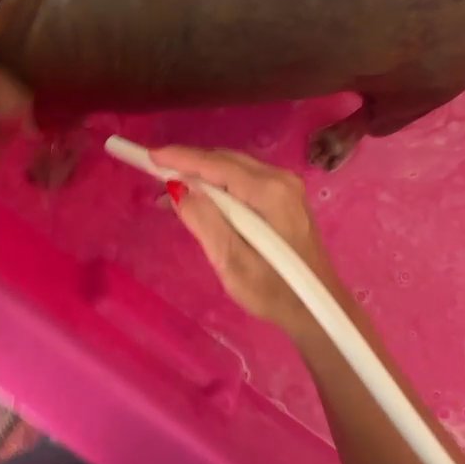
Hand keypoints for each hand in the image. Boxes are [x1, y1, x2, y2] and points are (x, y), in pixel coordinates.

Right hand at [149, 146, 343, 338]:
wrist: (316, 308)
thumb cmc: (273, 292)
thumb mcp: (232, 263)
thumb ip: (204, 221)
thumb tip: (177, 188)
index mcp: (268, 192)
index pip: (216, 164)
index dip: (180, 158)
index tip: (148, 155)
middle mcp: (280, 179)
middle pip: (224, 161)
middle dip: (187, 164)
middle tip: (152, 176)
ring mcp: (286, 186)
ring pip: (233, 168)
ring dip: (201, 175)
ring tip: (168, 191)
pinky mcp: (285, 197)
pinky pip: (243, 179)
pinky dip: (217, 184)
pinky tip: (200, 199)